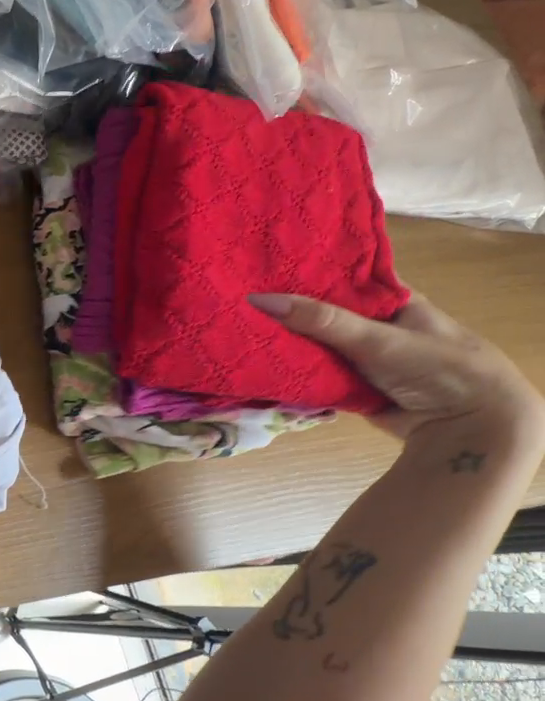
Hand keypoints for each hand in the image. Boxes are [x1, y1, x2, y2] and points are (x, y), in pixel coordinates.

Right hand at [248, 292, 544, 440]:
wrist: (464, 427)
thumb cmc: (437, 368)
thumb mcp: (378, 339)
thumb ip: (320, 320)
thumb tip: (256, 299)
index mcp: (393, 303)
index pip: (342, 281)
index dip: (304, 277)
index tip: (259, 273)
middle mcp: (376, 326)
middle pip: (321, 314)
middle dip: (285, 313)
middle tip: (236, 304)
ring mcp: (361, 356)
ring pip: (313, 344)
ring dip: (283, 344)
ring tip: (236, 332)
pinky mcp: (349, 383)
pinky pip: (311, 371)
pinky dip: (290, 369)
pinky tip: (256, 362)